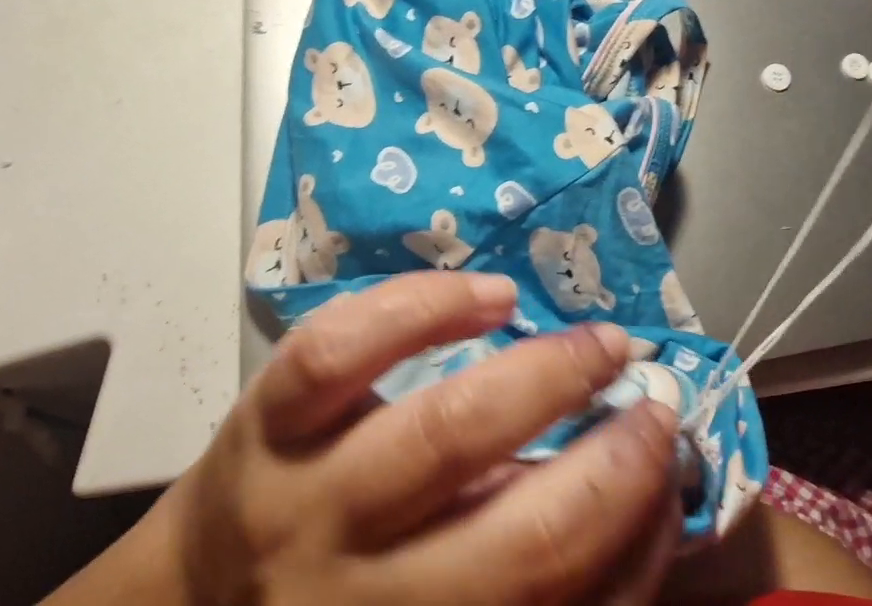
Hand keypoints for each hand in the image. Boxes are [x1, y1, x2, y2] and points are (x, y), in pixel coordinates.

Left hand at [153, 272, 681, 604]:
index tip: (669, 452)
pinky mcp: (262, 423)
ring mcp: (305, 506)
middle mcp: (367, 602)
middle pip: (520, 540)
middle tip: (651, 400)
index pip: (566, 597)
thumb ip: (563, 574)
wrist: (202, 600)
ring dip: (545, 378)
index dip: (639, 524)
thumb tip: (655, 495)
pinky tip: (489, 296)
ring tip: (600, 344)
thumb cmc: (363, 605)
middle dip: (614, 464)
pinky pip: (338, 352)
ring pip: (440, 435)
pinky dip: (424, 308)